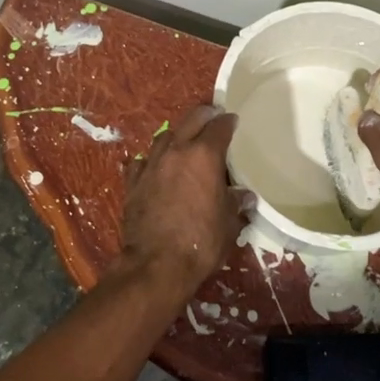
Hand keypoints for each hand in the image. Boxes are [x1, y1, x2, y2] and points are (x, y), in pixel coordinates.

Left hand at [119, 104, 252, 294]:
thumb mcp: (228, 224)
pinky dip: (152, 159)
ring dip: (178, 134)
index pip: (220, 127)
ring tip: (185, 141)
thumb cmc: (200, 242)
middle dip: (205, 115)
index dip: (228, 122)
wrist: (156, 265)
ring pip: (165, 135)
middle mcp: (177, 151)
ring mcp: (152, 164)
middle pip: (192, 119)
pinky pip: (143, 161)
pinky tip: (156, 166)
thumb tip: (246, 196)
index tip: (233, 121)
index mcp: (205, 156)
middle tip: (213, 117)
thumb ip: (236, 204)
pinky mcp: (133, 181)